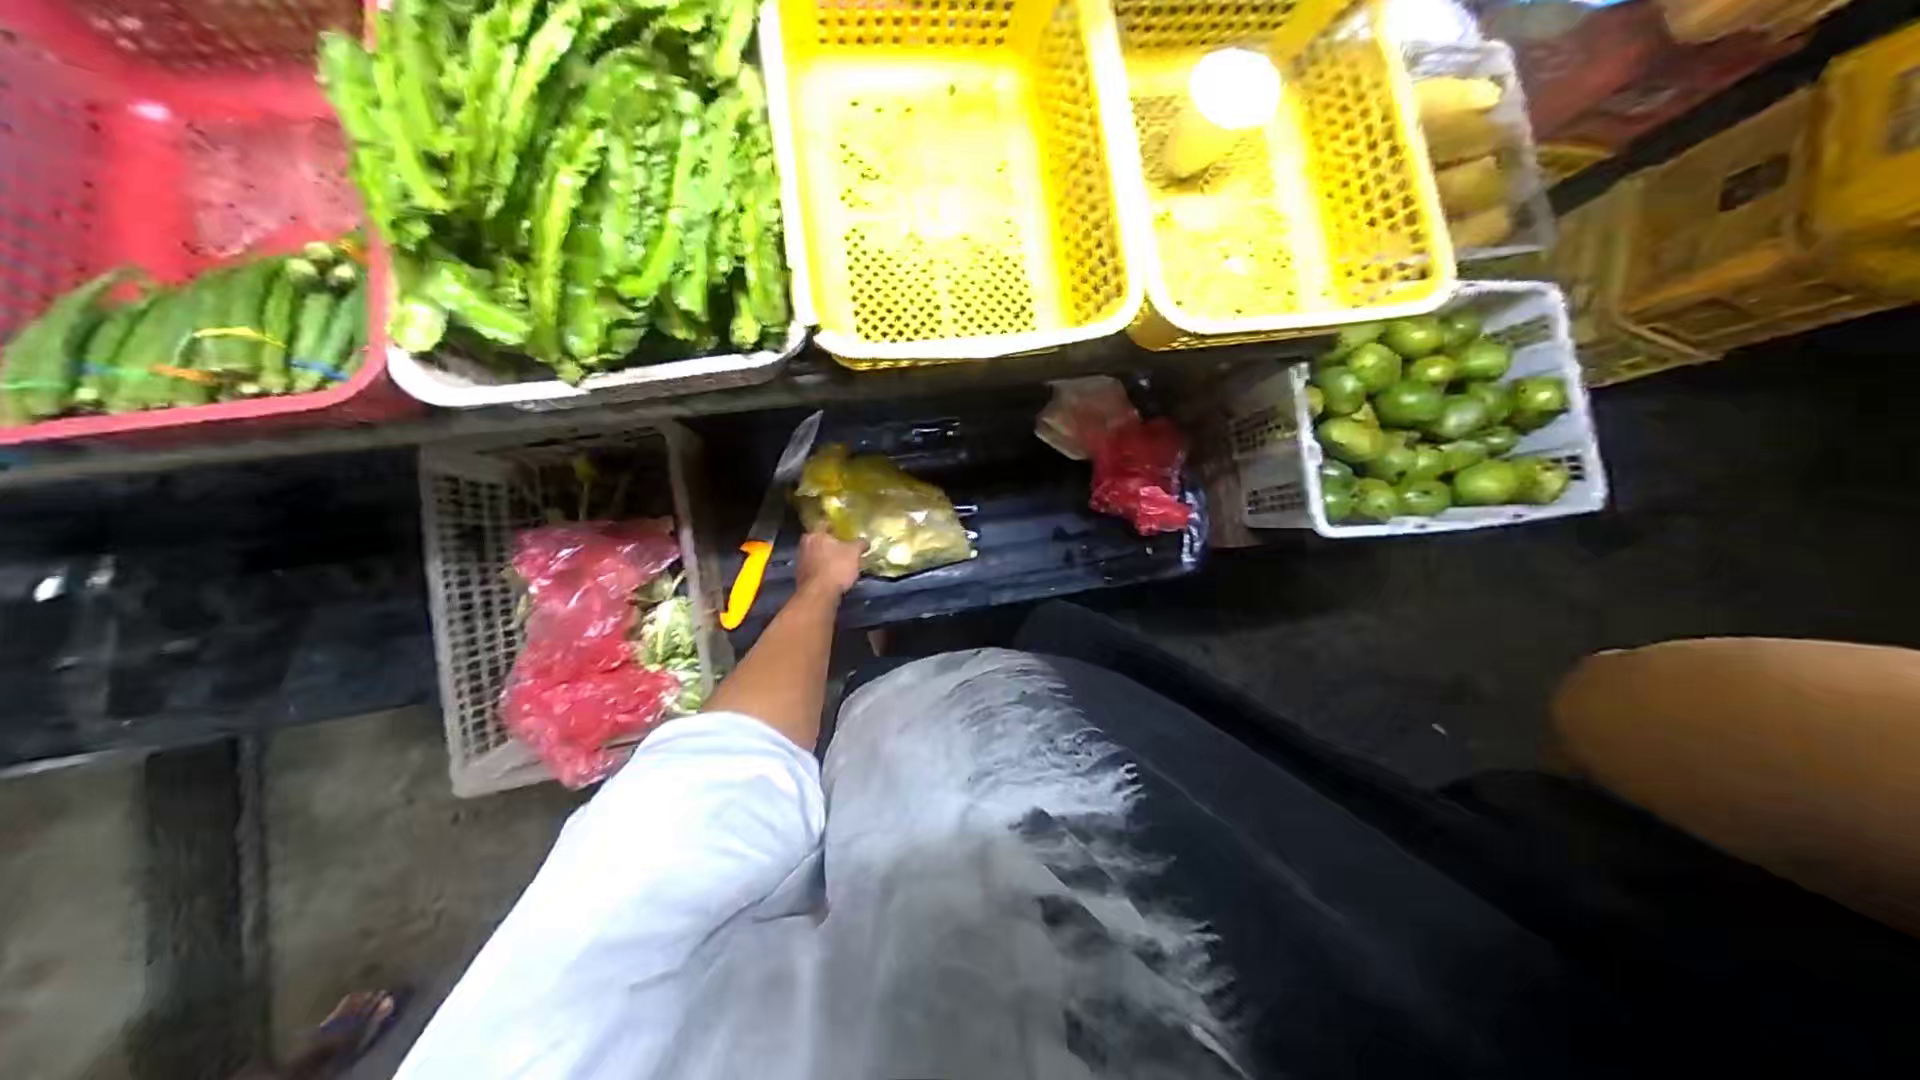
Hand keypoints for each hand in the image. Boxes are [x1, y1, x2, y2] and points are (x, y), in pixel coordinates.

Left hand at [795, 528, 860, 599]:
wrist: (819, 595)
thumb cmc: (836, 567)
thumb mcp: (854, 553)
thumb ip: (860, 544)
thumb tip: (865, 541)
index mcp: (815, 534)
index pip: (825, 523)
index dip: (836, 526)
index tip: (845, 530)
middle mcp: (804, 545)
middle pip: (820, 540)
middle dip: (831, 543)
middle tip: (845, 547)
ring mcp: (801, 562)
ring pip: (816, 554)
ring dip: (826, 557)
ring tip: (841, 562)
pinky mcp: (801, 577)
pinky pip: (815, 568)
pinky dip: (823, 570)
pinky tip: (833, 575)